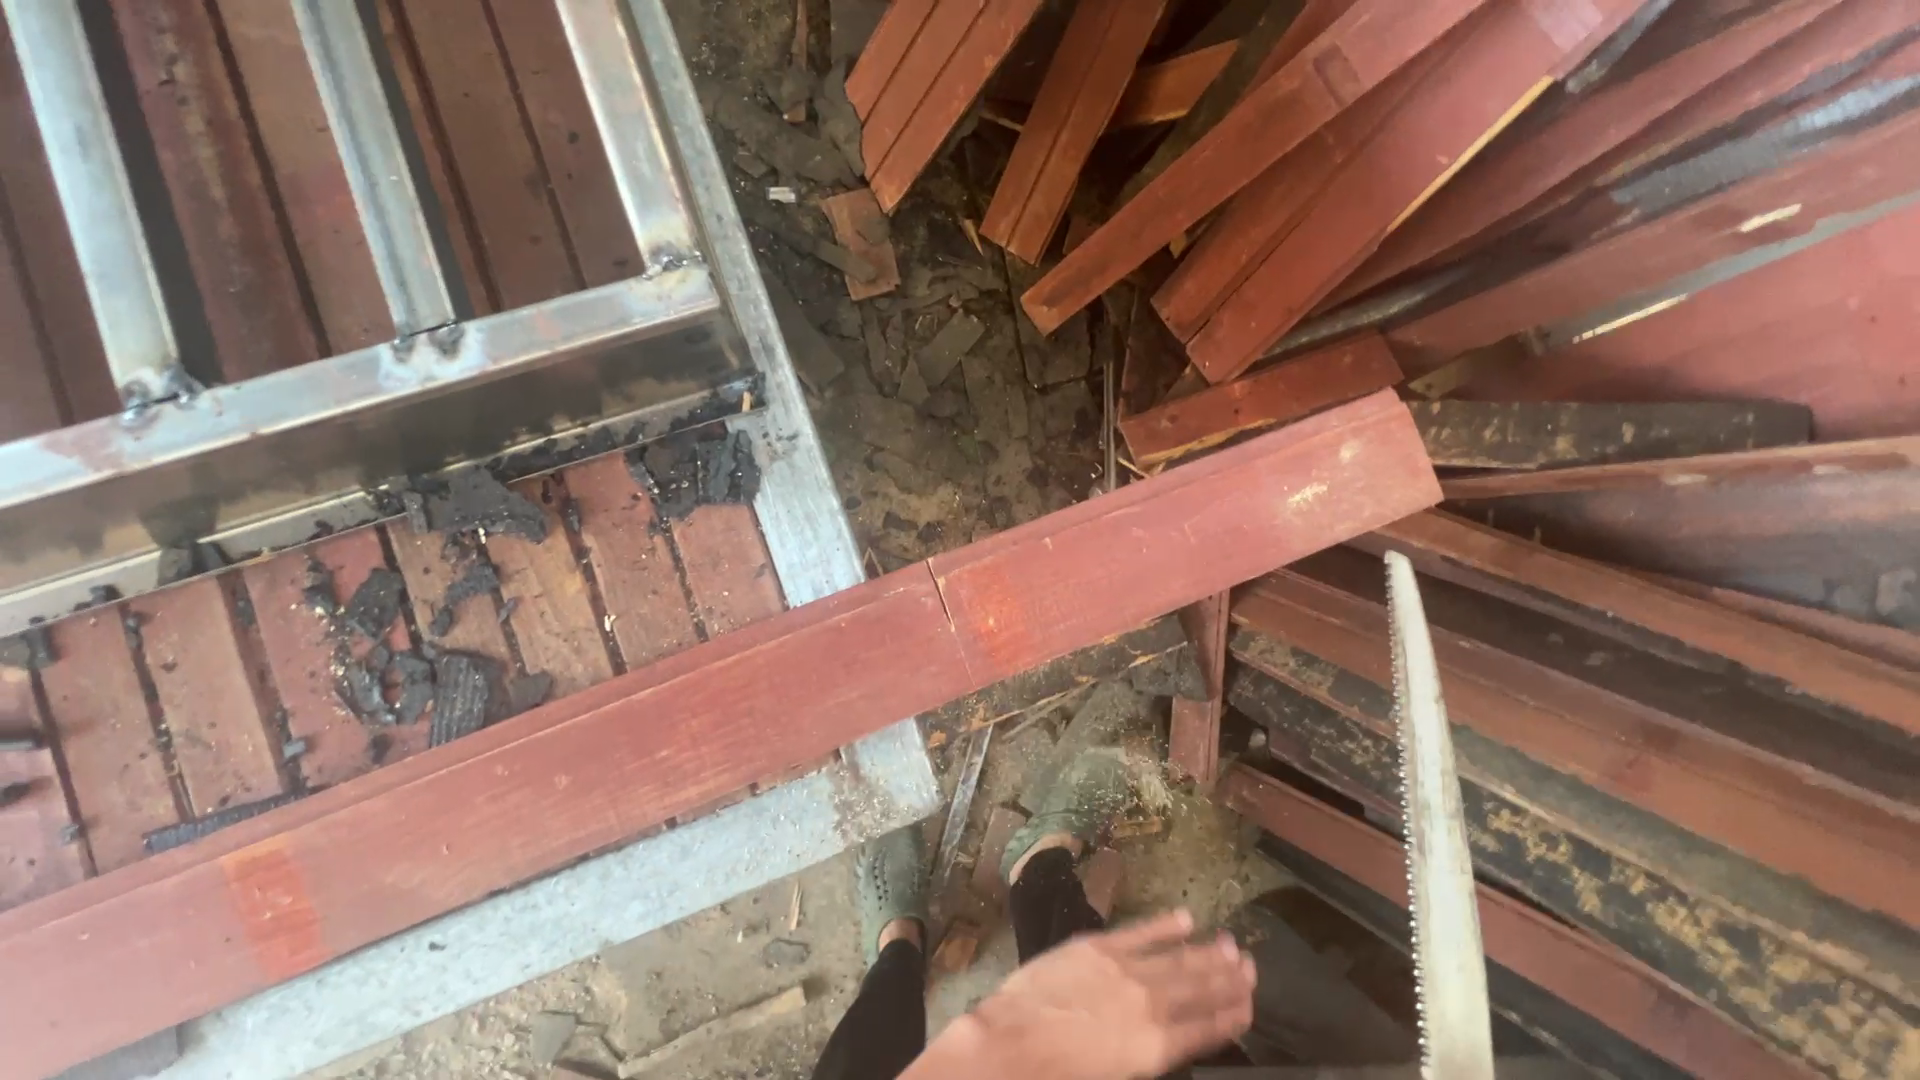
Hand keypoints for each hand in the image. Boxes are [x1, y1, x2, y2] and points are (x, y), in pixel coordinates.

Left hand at [915, 909, 1256, 1079]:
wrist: (1014, 1042)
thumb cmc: (1058, 1075)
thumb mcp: (1113, 1075)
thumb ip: (1144, 1054)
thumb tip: (1162, 1039)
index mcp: (1154, 1049)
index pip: (1204, 1030)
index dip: (1230, 1016)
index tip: (1249, 1004)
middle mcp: (1150, 1008)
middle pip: (1198, 990)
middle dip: (1228, 980)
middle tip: (1252, 966)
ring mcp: (1126, 972)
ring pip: (1178, 959)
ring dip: (1208, 952)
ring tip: (1232, 945)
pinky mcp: (1099, 947)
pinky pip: (1141, 932)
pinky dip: (1166, 925)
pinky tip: (1186, 918)